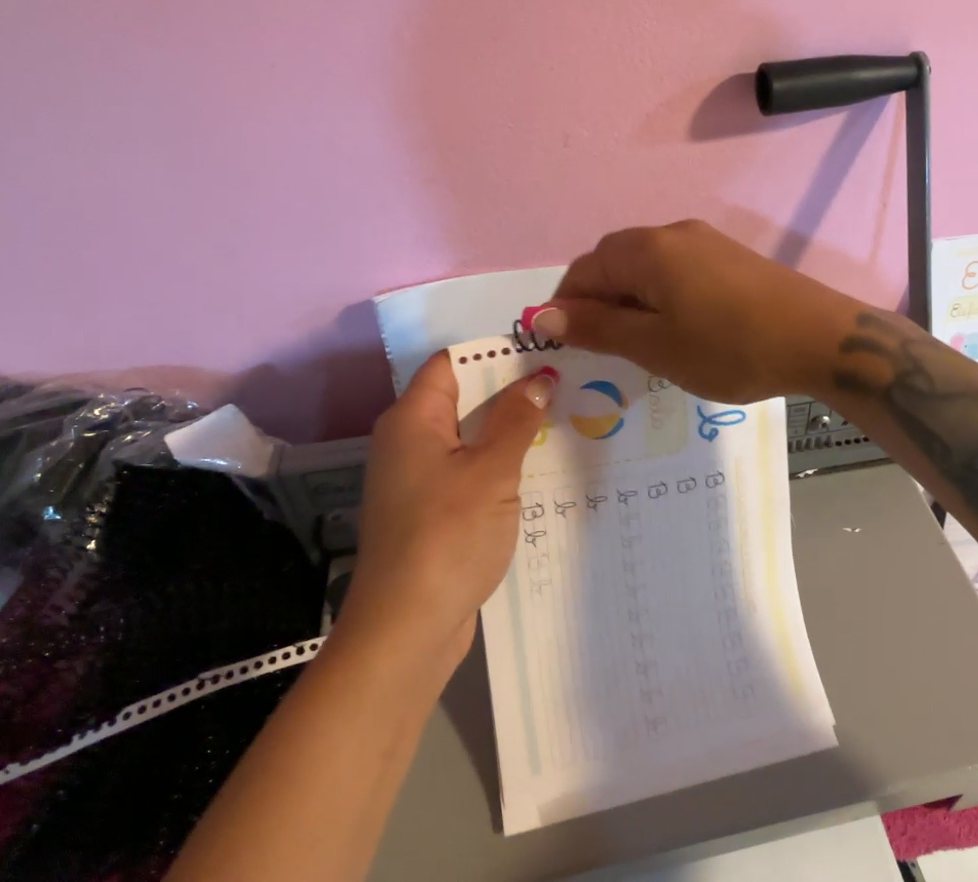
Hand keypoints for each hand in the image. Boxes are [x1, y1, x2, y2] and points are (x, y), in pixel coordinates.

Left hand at [342, 354, 552, 655]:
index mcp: (412, 419)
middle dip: (512, 392)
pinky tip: (541, 472)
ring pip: (470, 440)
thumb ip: (516, 421)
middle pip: (463, 400)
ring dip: (511, 433)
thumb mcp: (491, 472)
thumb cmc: (447, 535)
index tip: (545, 350)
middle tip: (569, 383)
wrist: (407, 626)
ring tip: (567, 421)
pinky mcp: (431, 514)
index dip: (495, 353)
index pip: (451, 364)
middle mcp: (408, 442)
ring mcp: (418, 481)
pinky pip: (470, 475)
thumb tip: (539, 378)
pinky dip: (500, 469)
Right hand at [534, 220, 866, 402]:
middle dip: (600, 303)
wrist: (819, 338)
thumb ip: (598, 328)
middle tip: (606, 351)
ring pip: (648, 268)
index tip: (568, 348)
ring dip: (633, 302)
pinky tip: (681, 331)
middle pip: (615, 262)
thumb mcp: (654, 347)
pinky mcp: (732, 258)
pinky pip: (679, 272)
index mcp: (645, 250)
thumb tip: (544, 315)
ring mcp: (707, 242)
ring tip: (644, 347)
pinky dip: (664, 298)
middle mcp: (673, 233)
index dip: (566, 308)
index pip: (583, 270)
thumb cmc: (729, 348)